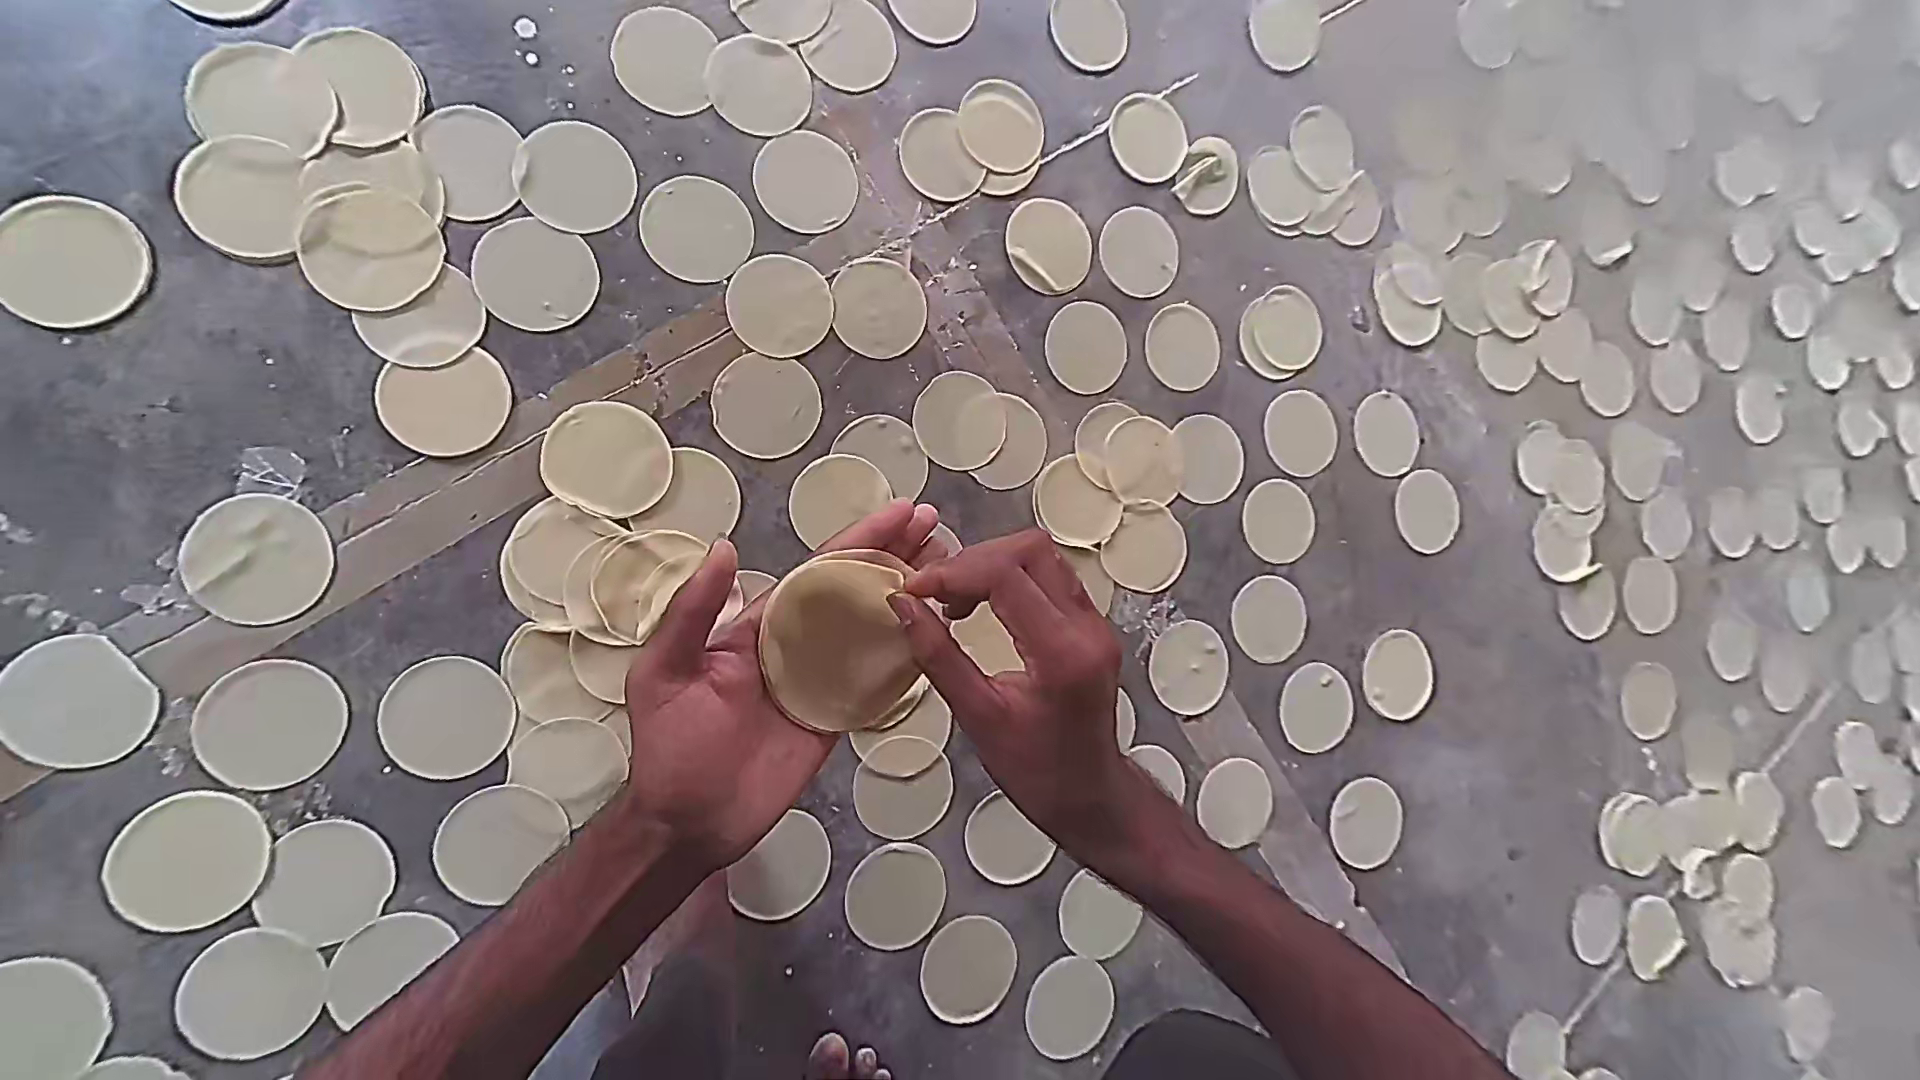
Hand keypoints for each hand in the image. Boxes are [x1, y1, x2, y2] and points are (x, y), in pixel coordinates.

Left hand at [617, 500, 942, 873]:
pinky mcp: (843, 712)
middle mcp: (803, 640)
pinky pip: (882, 677)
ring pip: (876, 626)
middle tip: (937, 528)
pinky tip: (937, 631)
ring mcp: (827, 676)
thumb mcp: (666, 671)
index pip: (822, 568)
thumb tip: (725, 548)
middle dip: (897, 553)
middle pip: (858, 587)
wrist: (693, 822)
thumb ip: (694, 611)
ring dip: (911, 595)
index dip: (863, 536)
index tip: (901, 511)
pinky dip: (909, 651)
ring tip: (948, 568)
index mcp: (766, 622)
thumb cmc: (673, 746)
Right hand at [887, 529, 1134, 850]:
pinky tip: (981, 603)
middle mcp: (1088, 628)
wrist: (1091, 794)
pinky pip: (1049, 575)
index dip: (955, 571)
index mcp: (1063, 654)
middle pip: (1030, 550)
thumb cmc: (1038, 771)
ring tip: (954, 598)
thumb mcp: (978, 717)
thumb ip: (938, 656)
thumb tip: (904, 607)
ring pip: (1042, 556)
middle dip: (973, 560)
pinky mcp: (1092, 624)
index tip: (917, 588)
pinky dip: (1009, 577)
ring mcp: (1096, 623)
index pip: (1008, 575)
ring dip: (991, 564)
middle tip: (936, 591)